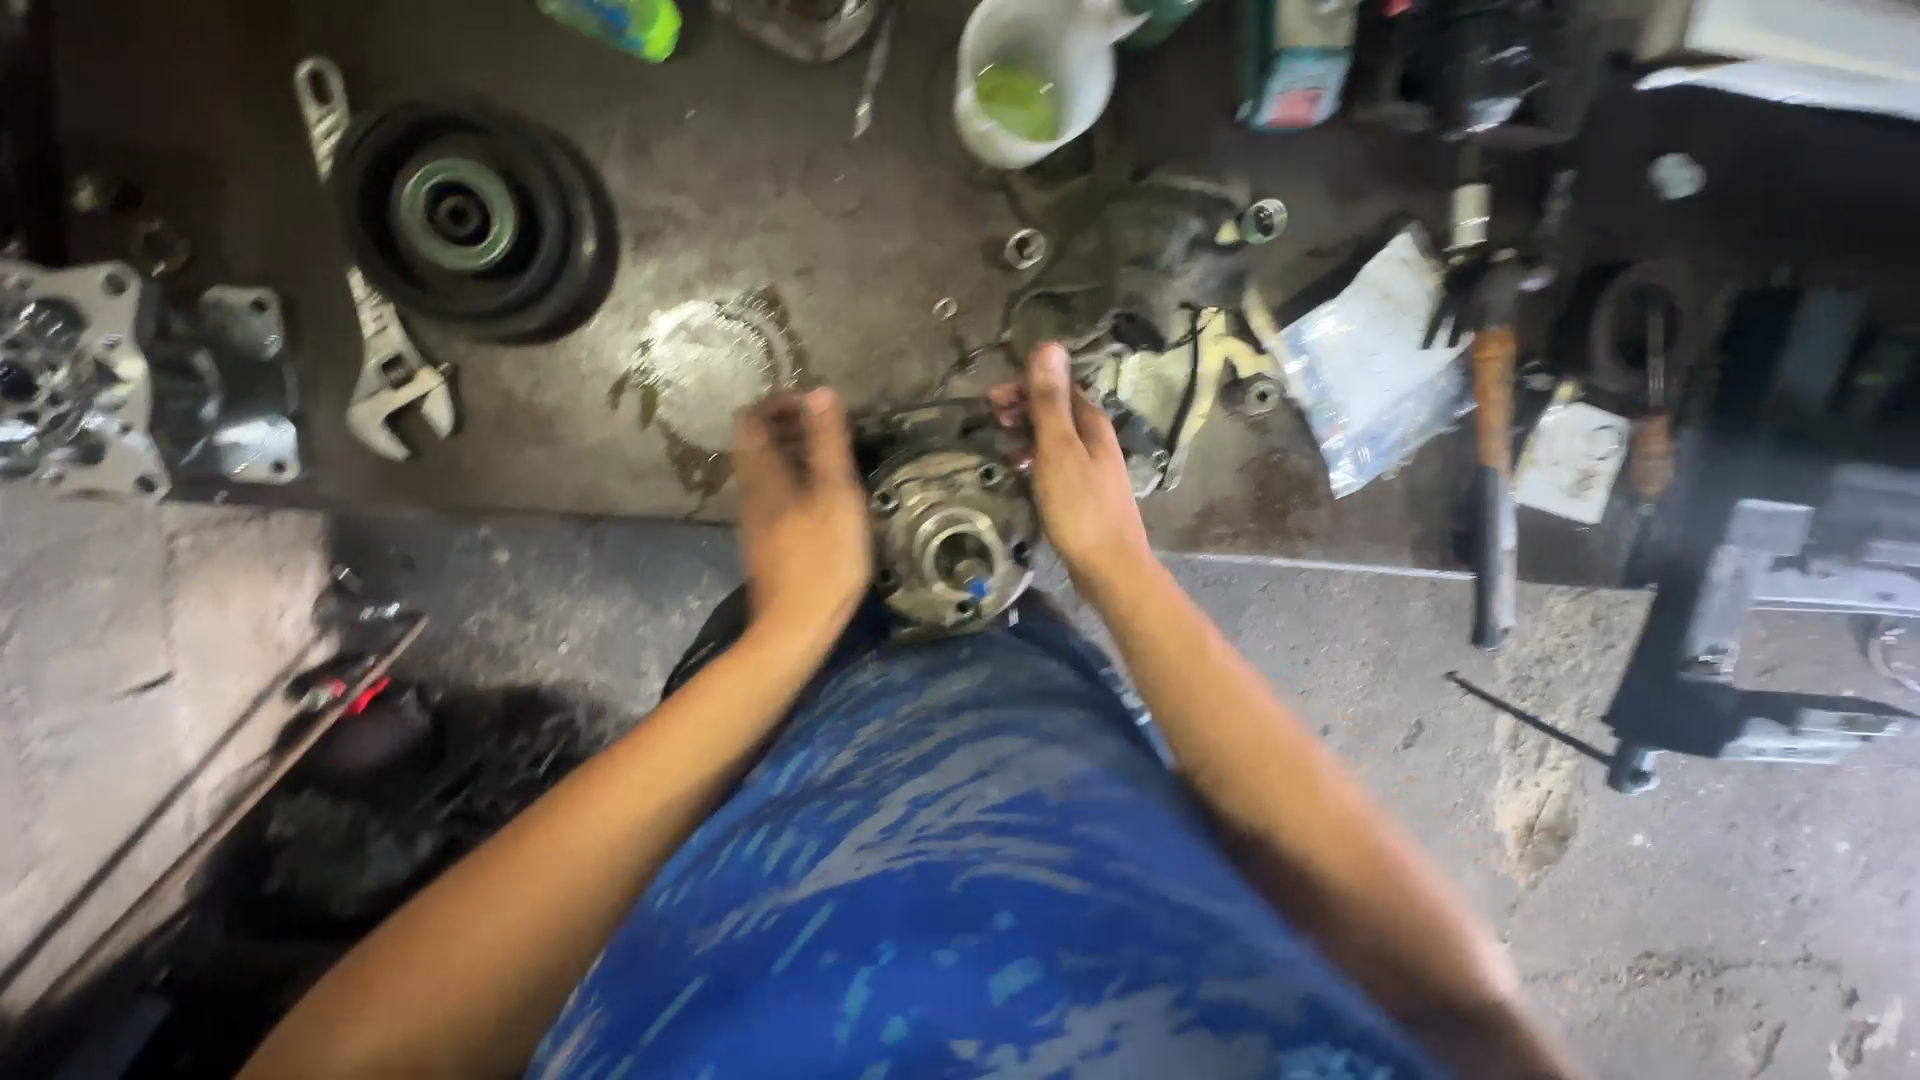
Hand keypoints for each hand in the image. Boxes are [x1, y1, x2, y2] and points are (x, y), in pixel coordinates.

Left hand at [733, 388, 872, 649]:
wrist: (794, 627)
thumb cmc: (823, 560)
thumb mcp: (835, 495)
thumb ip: (827, 443)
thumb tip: (820, 392)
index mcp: (763, 474)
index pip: (753, 418)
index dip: (781, 402)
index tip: (818, 407)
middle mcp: (750, 491)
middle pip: (755, 443)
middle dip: (788, 426)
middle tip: (829, 431)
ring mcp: (753, 520)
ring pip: (764, 471)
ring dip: (792, 455)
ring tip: (831, 463)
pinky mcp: (763, 543)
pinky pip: (772, 496)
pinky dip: (793, 483)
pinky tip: (822, 502)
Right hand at [990, 343, 1153, 598]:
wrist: (1110, 567)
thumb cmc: (1080, 508)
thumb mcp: (1058, 450)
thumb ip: (1050, 401)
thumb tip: (1048, 345)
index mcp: (1092, 424)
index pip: (1059, 387)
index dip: (1026, 385)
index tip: (993, 400)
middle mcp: (1096, 440)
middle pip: (1058, 411)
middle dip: (1024, 408)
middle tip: (992, 419)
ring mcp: (1093, 468)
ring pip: (1056, 439)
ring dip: (1027, 435)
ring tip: (1001, 446)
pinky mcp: (1085, 494)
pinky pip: (1056, 465)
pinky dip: (1035, 461)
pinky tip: (1020, 474)